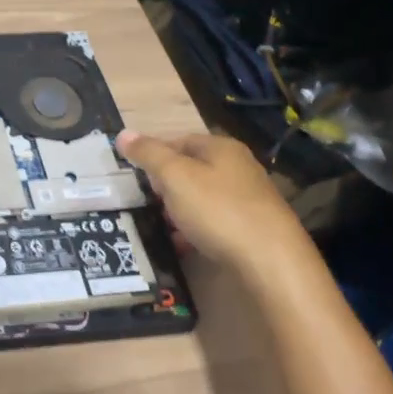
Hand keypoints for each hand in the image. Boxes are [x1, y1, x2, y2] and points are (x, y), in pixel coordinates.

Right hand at [118, 129, 313, 277]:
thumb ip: (148, 154)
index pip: (178, 140)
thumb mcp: (175, 177)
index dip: (153, 154)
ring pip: (200, 196)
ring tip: (162, 225)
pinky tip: (184, 244)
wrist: (269, 260)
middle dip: (164, 185)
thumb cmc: (218, 210)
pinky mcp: (250, 225)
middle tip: (147, 202)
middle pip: (190, 169)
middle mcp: (238, 167)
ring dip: (178, 209)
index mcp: (221, 148)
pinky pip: (213, 221)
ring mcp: (247, 197)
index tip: (134, 176)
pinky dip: (195, 229)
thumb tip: (123, 133)